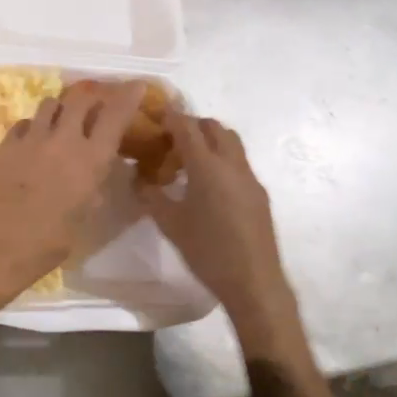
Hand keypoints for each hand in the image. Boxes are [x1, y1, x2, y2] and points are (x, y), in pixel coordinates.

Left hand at [0, 81, 145, 297]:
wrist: (4, 241)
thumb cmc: (54, 237)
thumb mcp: (88, 211)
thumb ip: (96, 180)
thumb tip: (100, 165)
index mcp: (91, 158)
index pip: (115, 114)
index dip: (128, 96)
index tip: (135, 85)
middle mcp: (64, 139)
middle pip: (81, 97)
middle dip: (91, 94)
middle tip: (95, 100)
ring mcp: (33, 137)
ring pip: (50, 103)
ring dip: (61, 107)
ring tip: (62, 119)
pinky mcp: (7, 143)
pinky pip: (26, 122)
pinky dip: (34, 126)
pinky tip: (34, 139)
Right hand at [138, 114, 298, 342]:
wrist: (254, 282)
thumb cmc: (207, 251)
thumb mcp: (170, 224)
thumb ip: (151, 196)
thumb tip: (137, 177)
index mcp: (208, 166)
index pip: (187, 127)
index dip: (171, 116)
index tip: (155, 115)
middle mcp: (232, 164)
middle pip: (214, 127)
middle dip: (192, 126)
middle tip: (170, 141)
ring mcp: (250, 178)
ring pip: (231, 143)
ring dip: (210, 142)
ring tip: (188, 163)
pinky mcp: (259, 194)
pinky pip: (238, 164)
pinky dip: (221, 161)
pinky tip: (207, 188)